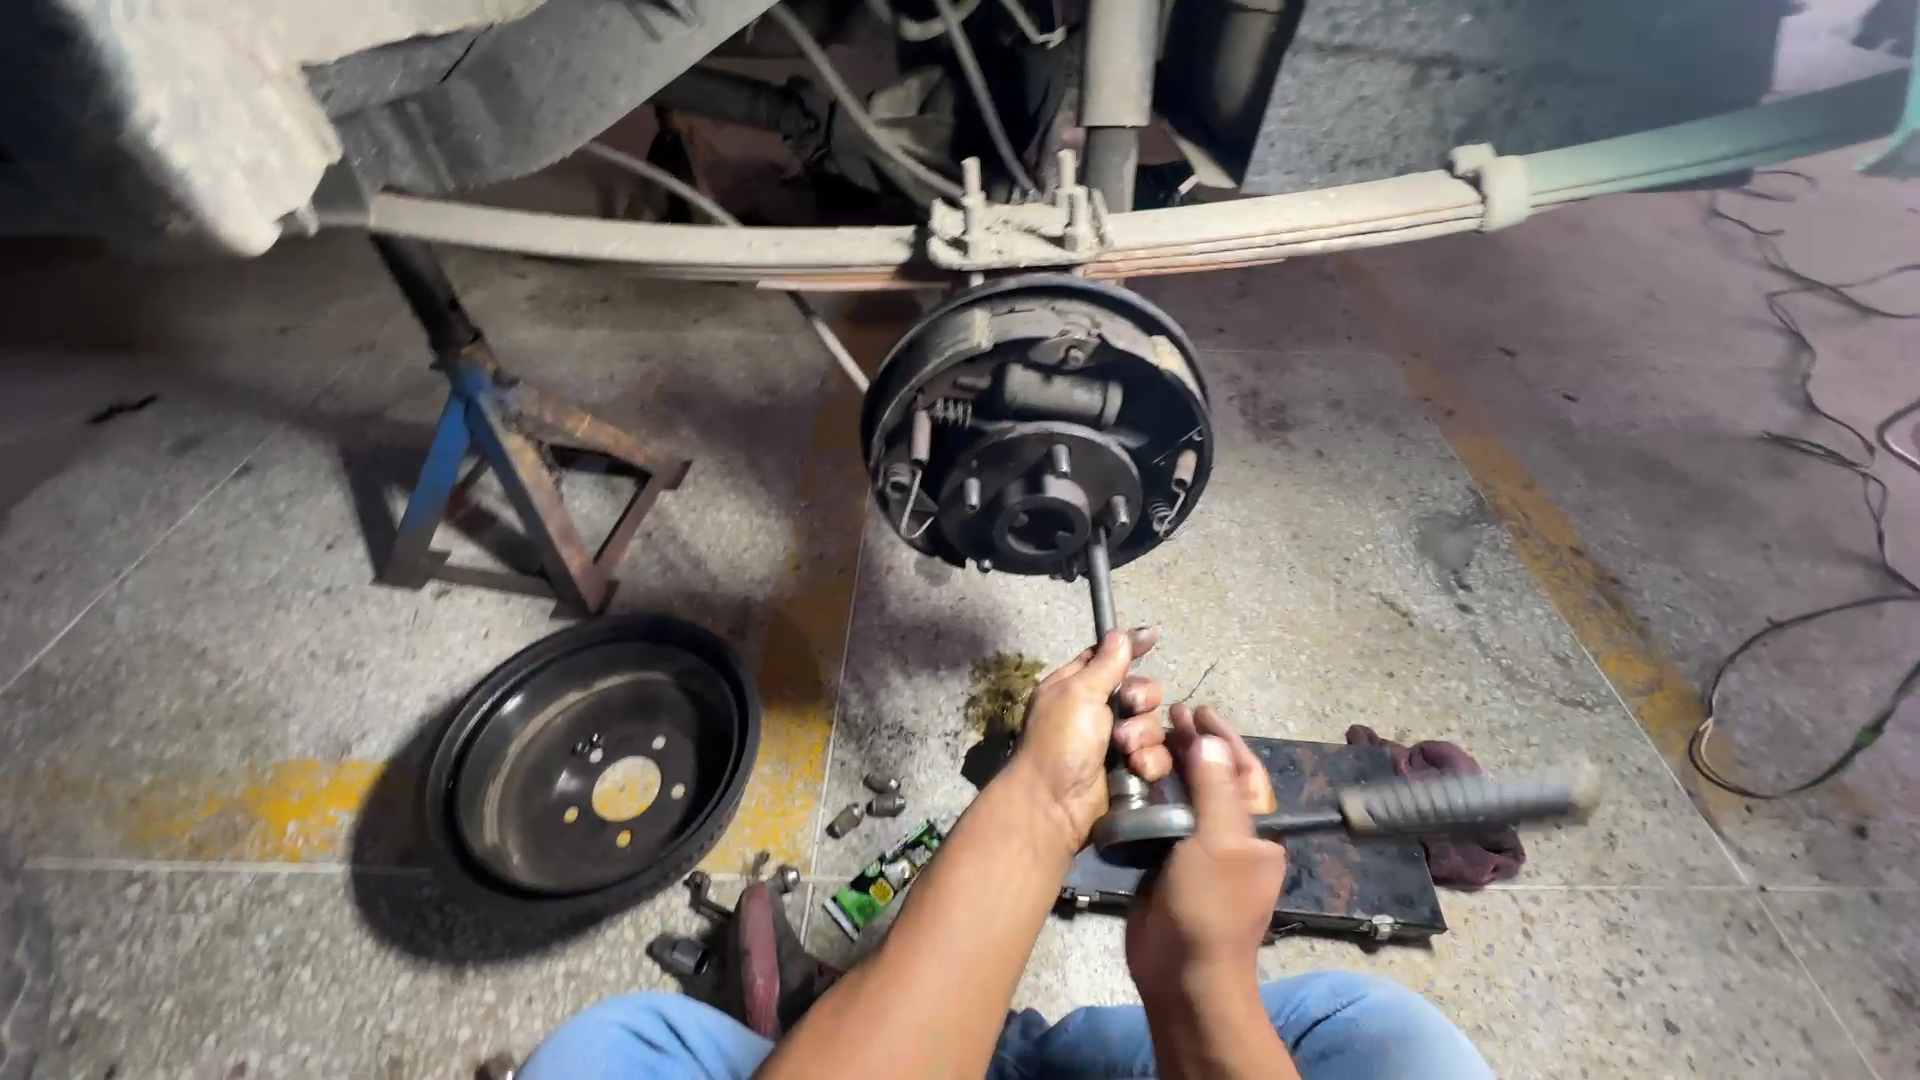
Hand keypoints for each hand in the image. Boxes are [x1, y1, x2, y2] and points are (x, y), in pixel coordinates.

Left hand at [1010, 627, 1173, 846]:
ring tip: (1125, 749)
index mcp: (1075, 686)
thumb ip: (1105, 664)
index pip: (1107, 658)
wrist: (1055, 804)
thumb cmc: (1060, 741)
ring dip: (1142, 735)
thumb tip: (1120, 631)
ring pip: (1151, 725)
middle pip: (1139, 691)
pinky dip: (1150, 762)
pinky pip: (1156, 756)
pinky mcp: (1131, 771)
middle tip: (1129, 707)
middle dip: (1141, 699)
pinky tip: (1138, 768)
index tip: (1151, 636)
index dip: (1128, 648)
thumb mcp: (1079, 694)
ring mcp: (1114, 743)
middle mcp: (1096, 711)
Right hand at [1126, 706, 1286, 1003]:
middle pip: (1214, 777)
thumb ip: (1215, 788)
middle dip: (1194, 745)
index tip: (1198, 710)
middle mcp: (1231, 835)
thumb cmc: (1211, 906)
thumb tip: (1210, 741)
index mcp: (1258, 831)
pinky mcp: (1168, 858)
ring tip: (1146, 739)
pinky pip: (1162, 815)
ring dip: (1170, 765)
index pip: (1245, 770)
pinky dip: (1150, 791)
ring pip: (1186, 793)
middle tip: (1166, 717)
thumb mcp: (1219, 842)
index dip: (1225, 737)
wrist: (1182, 971)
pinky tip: (1132, 773)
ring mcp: (1198, 848)